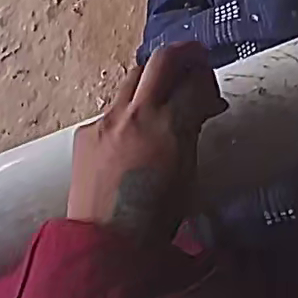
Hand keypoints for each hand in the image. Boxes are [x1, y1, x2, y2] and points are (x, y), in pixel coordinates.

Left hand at [68, 42, 227, 243]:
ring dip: (152, 79)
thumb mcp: (188, 172)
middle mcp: (136, 113)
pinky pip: (112, 110)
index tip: (212, 93)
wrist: (106, 243)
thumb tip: (199, 109)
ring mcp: (107, 119)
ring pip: (133, 79)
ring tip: (164, 94)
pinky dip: (129, 113)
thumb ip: (191, 132)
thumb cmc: (157, 218)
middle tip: (196, 59)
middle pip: (161, 61)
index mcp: (168, 126)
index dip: (208, 82)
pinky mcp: (86, 132)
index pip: (194, 83)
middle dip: (183, 54)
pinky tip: (133, 135)